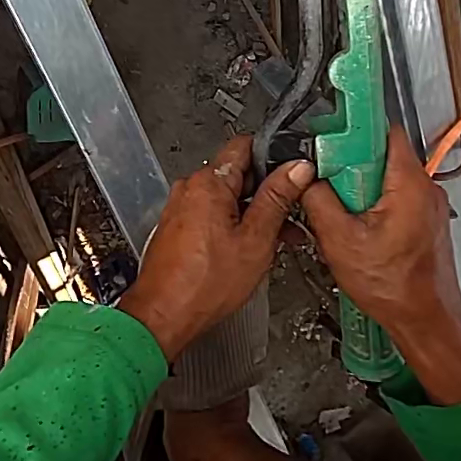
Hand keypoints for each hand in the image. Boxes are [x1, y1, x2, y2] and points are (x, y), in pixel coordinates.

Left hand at [118, 136, 315, 359]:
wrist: (164, 314)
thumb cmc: (203, 284)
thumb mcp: (255, 240)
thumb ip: (277, 199)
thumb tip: (295, 170)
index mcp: (208, 183)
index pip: (245, 146)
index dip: (273, 155)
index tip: (294, 170)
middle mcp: (190, 188)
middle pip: (237, 173)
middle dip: (267, 192)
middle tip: (291, 214)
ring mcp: (182, 207)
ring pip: (226, 197)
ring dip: (253, 212)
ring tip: (276, 238)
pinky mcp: (178, 225)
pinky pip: (212, 214)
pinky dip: (233, 224)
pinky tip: (250, 247)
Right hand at [300, 130, 460, 403]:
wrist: (425, 322)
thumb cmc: (395, 289)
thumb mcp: (339, 240)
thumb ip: (318, 200)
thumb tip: (304, 177)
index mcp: (410, 185)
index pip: (383, 131)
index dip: (352, 128)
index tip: (328, 131)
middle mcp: (425, 190)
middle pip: (379, 154)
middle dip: (347, 163)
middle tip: (325, 181)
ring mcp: (426, 205)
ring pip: (382, 176)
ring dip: (356, 186)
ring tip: (338, 209)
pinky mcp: (421, 220)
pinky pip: (390, 195)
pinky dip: (368, 202)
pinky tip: (354, 225)